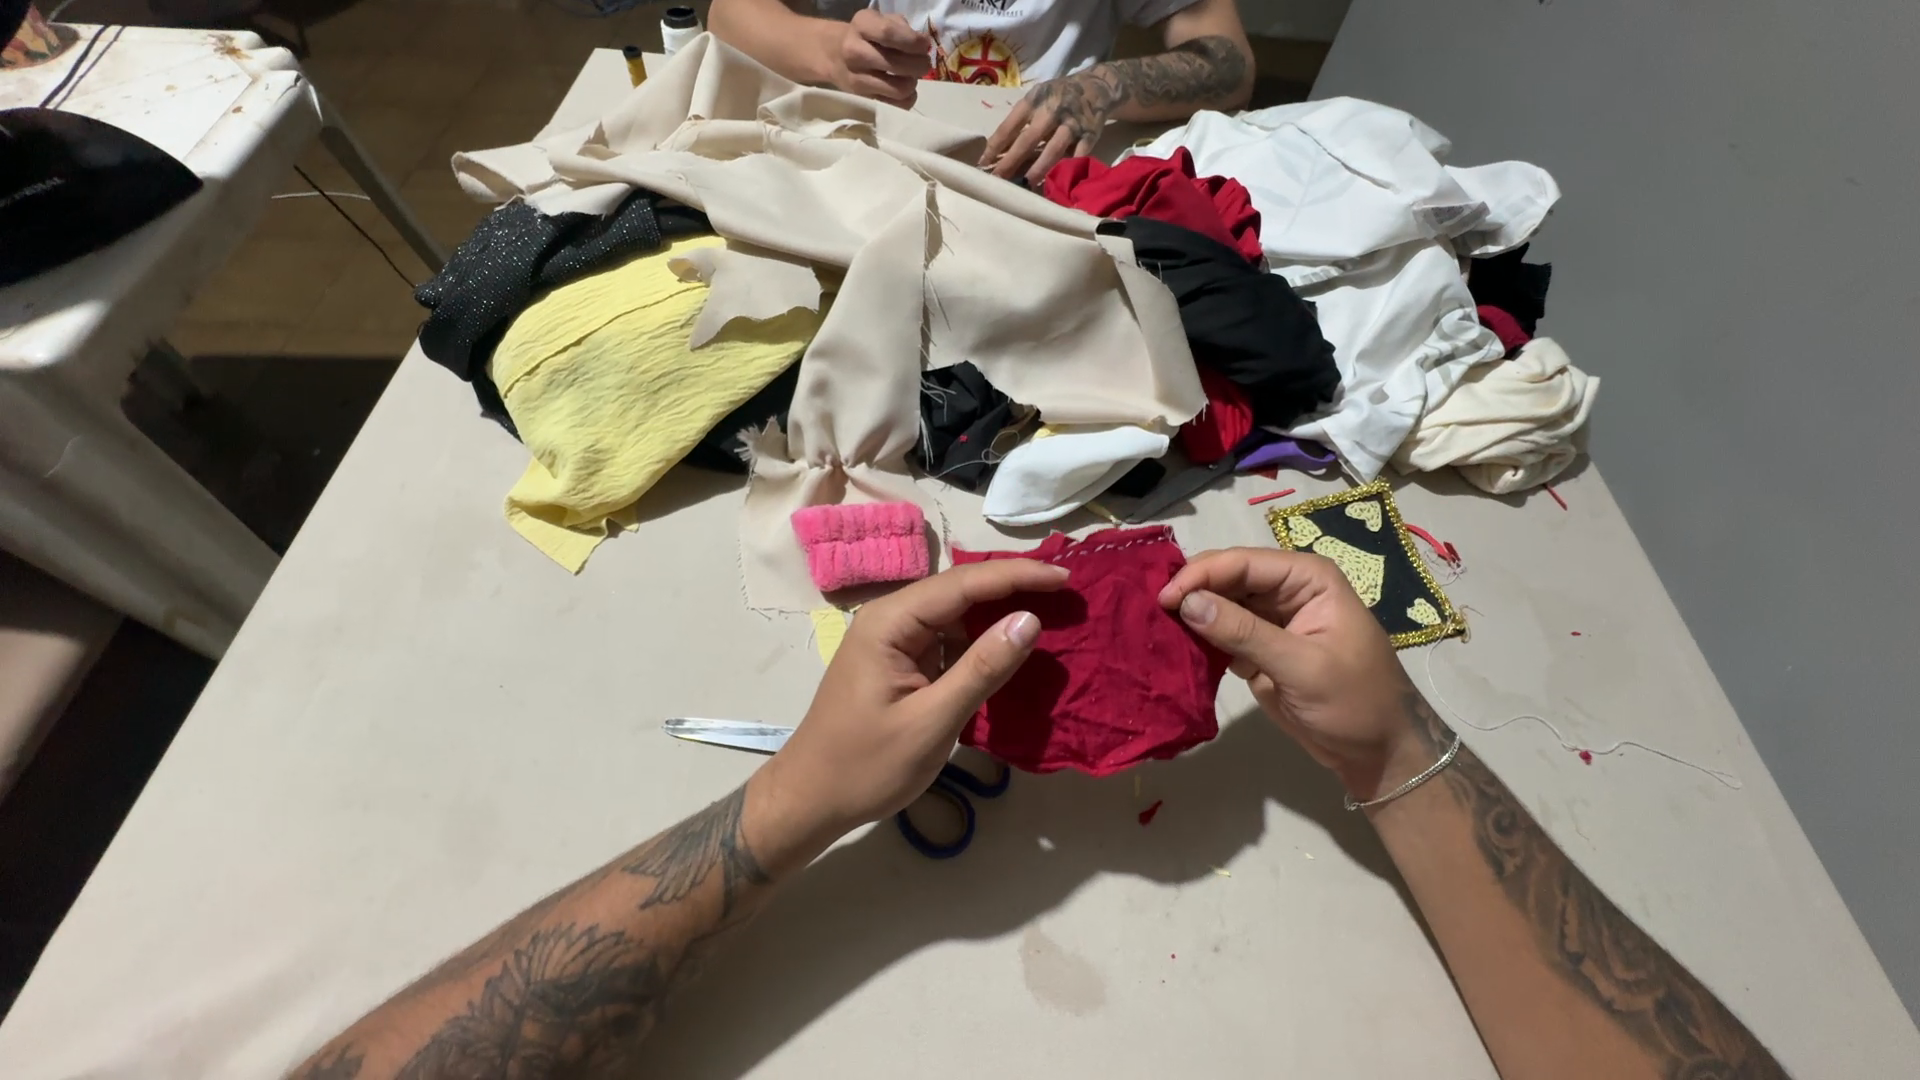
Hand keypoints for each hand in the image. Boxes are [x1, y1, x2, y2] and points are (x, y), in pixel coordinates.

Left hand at [761, 559, 1067, 836]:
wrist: (811, 799)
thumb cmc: (865, 765)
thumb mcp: (931, 721)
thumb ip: (981, 669)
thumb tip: (1030, 619)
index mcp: (890, 622)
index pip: (963, 583)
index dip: (1017, 576)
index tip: (1065, 576)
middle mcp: (891, 618)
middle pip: (960, 589)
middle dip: (1013, 586)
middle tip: (1067, 589)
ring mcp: (896, 639)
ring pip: (957, 612)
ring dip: (1001, 610)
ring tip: (1052, 609)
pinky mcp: (903, 661)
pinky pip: (949, 639)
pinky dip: (983, 639)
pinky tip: (1013, 643)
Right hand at [825, 10, 932, 105]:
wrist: (835, 55)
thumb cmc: (866, 37)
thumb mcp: (879, 21)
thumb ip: (901, 28)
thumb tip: (923, 45)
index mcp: (861, 25)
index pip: (889, 33)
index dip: (912, 42)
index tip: (925, 46)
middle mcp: (854, 52)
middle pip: (896, 64)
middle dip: (919, 65)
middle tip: (924, 64)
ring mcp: (857, 79)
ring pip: (898, 89)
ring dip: (912, 83)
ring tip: (912, 76)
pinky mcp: (863, 100)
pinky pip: (895, 106)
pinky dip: (907, 99)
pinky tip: (906, 90)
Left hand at [981, 69, 1122, 184]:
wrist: (1097, 86)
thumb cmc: (1058, 98)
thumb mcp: (1038, 100)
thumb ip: (1021, 122)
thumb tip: (996, 154)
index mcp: (1034, 99)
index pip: (1010, 125)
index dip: (995, 146)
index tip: (982, 164)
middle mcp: (1052, 108)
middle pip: (1028, 139)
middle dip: (1010, 162)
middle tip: (997, 181)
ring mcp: (1072, 121)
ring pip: (1053, 149)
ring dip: (1038, 169)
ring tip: (1025, 186)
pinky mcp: (1090, 134)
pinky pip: (1078, 156)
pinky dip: (1067, 170)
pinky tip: (1056, 185)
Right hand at [1158, 548, 1433, 800]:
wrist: (1376, 755)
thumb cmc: (1355, 703)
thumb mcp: (1302, 667)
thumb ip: (1244, 632)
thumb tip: (1187, 602)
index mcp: (1307, 578)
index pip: (1243, 562)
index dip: (1200, 575)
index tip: (1163, 599)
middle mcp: (1285, 589)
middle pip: (1225, 576)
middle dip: (1189, 589)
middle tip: (1151, 610)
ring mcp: (1268, 618)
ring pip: (1217, 602)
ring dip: (1188, 612)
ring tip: (1152, 623)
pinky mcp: (1254, 647)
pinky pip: (1217, 631)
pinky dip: (1195, 636)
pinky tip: (1171, 642)